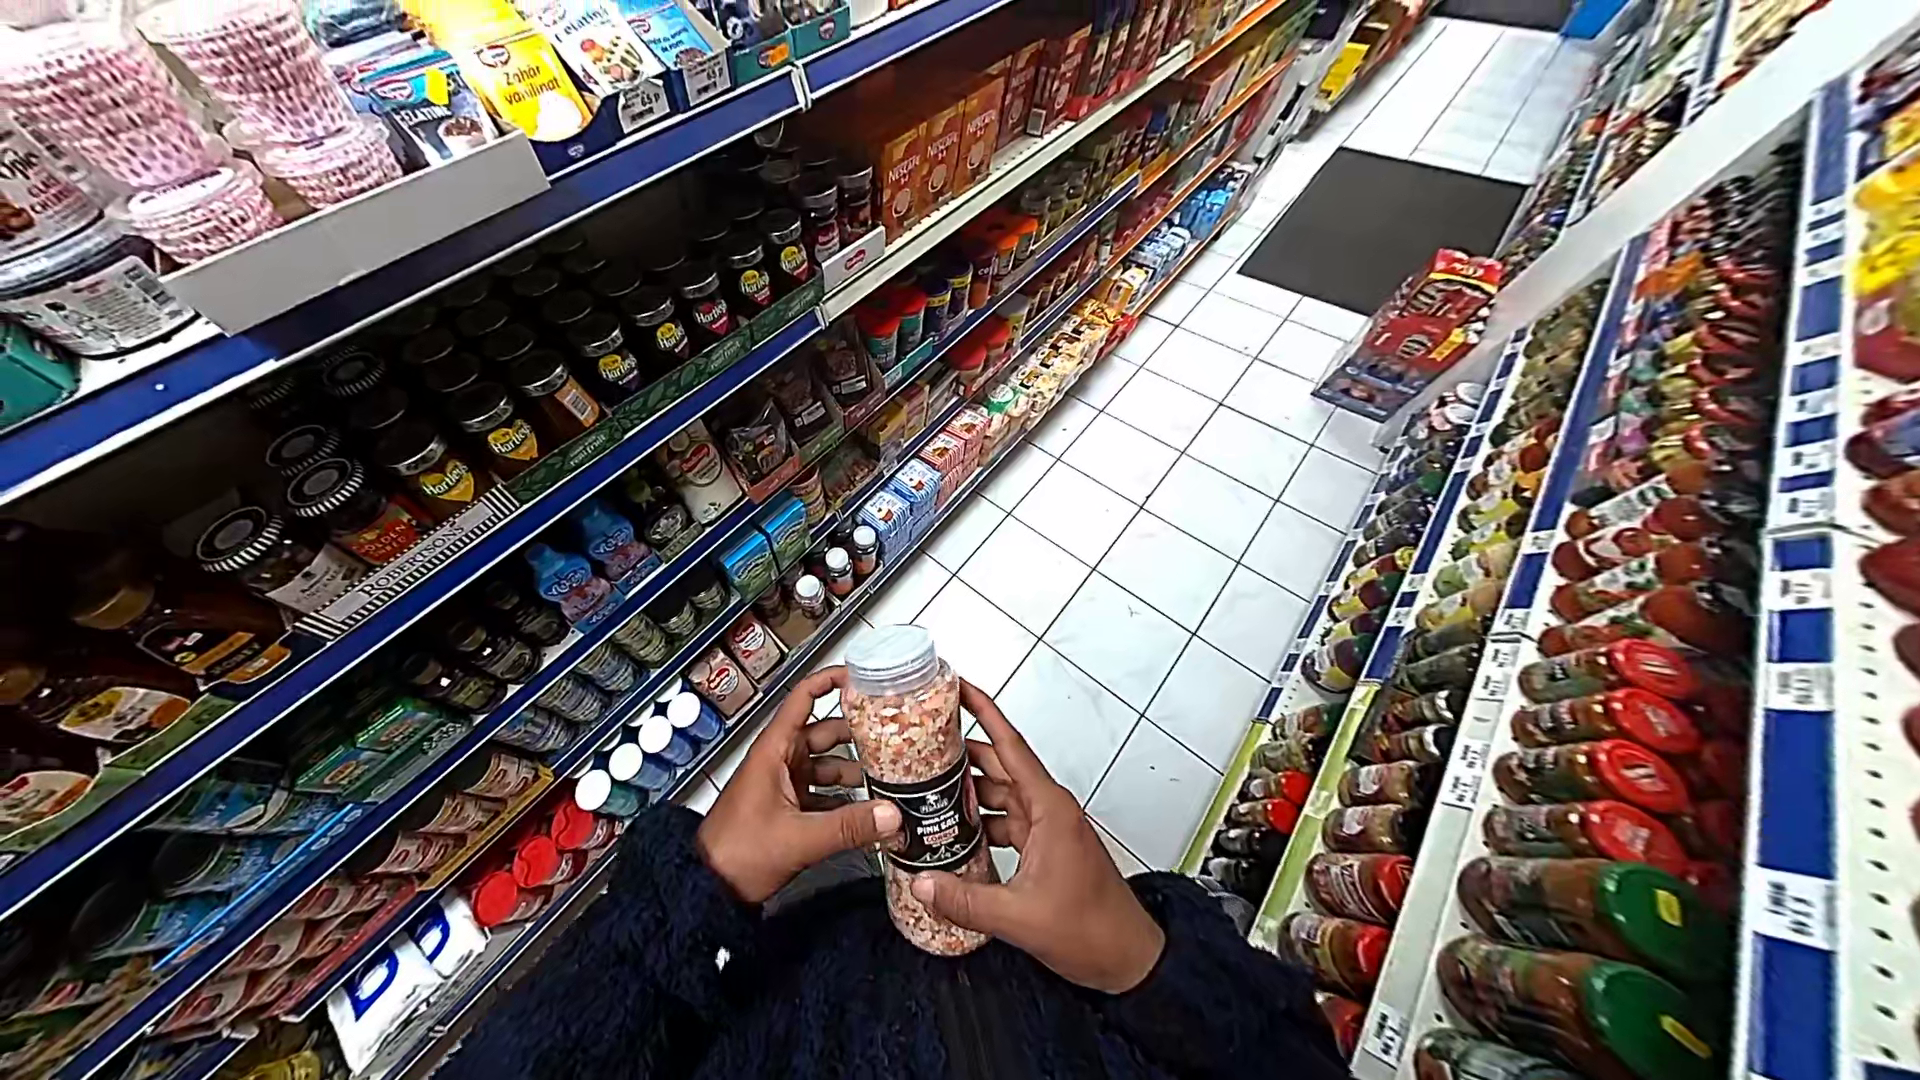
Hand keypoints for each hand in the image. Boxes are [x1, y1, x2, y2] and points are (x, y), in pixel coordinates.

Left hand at [697, 666, 901, 903]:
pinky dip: (844, 797)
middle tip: (892, 734)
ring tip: (888, 776)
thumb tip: (892, 814)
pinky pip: (824, 791)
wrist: (707, 891)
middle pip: (827, 731)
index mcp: (776, 749)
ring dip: (855, 769)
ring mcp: (785, 782)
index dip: (831, 681)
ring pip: (828, 763)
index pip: (804, 697)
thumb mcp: (799, 837)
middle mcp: (781, 758)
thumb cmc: (736, 853)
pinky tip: (867, 810)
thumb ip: (849, 826)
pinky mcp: (789, 805)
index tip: (862, 677)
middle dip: (858, 734)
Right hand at [909, 681, 1164, 993]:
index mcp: (1049, 807)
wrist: (1128, 959)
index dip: (985, 711)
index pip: (1011, 745)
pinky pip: (1006, 820)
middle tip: (929, 739)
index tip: (963, 687)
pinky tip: (958, 830)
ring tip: (933, 784)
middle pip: (1000, 765)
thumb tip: (924, 885)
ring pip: (1001, 793)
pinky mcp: (1044, 845)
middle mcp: (1048, 808)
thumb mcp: (1020, 917)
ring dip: (971, 788)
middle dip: (964, 751)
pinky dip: (982, 820)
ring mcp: (1046, 826)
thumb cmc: (1094, 929)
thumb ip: (966, 901)